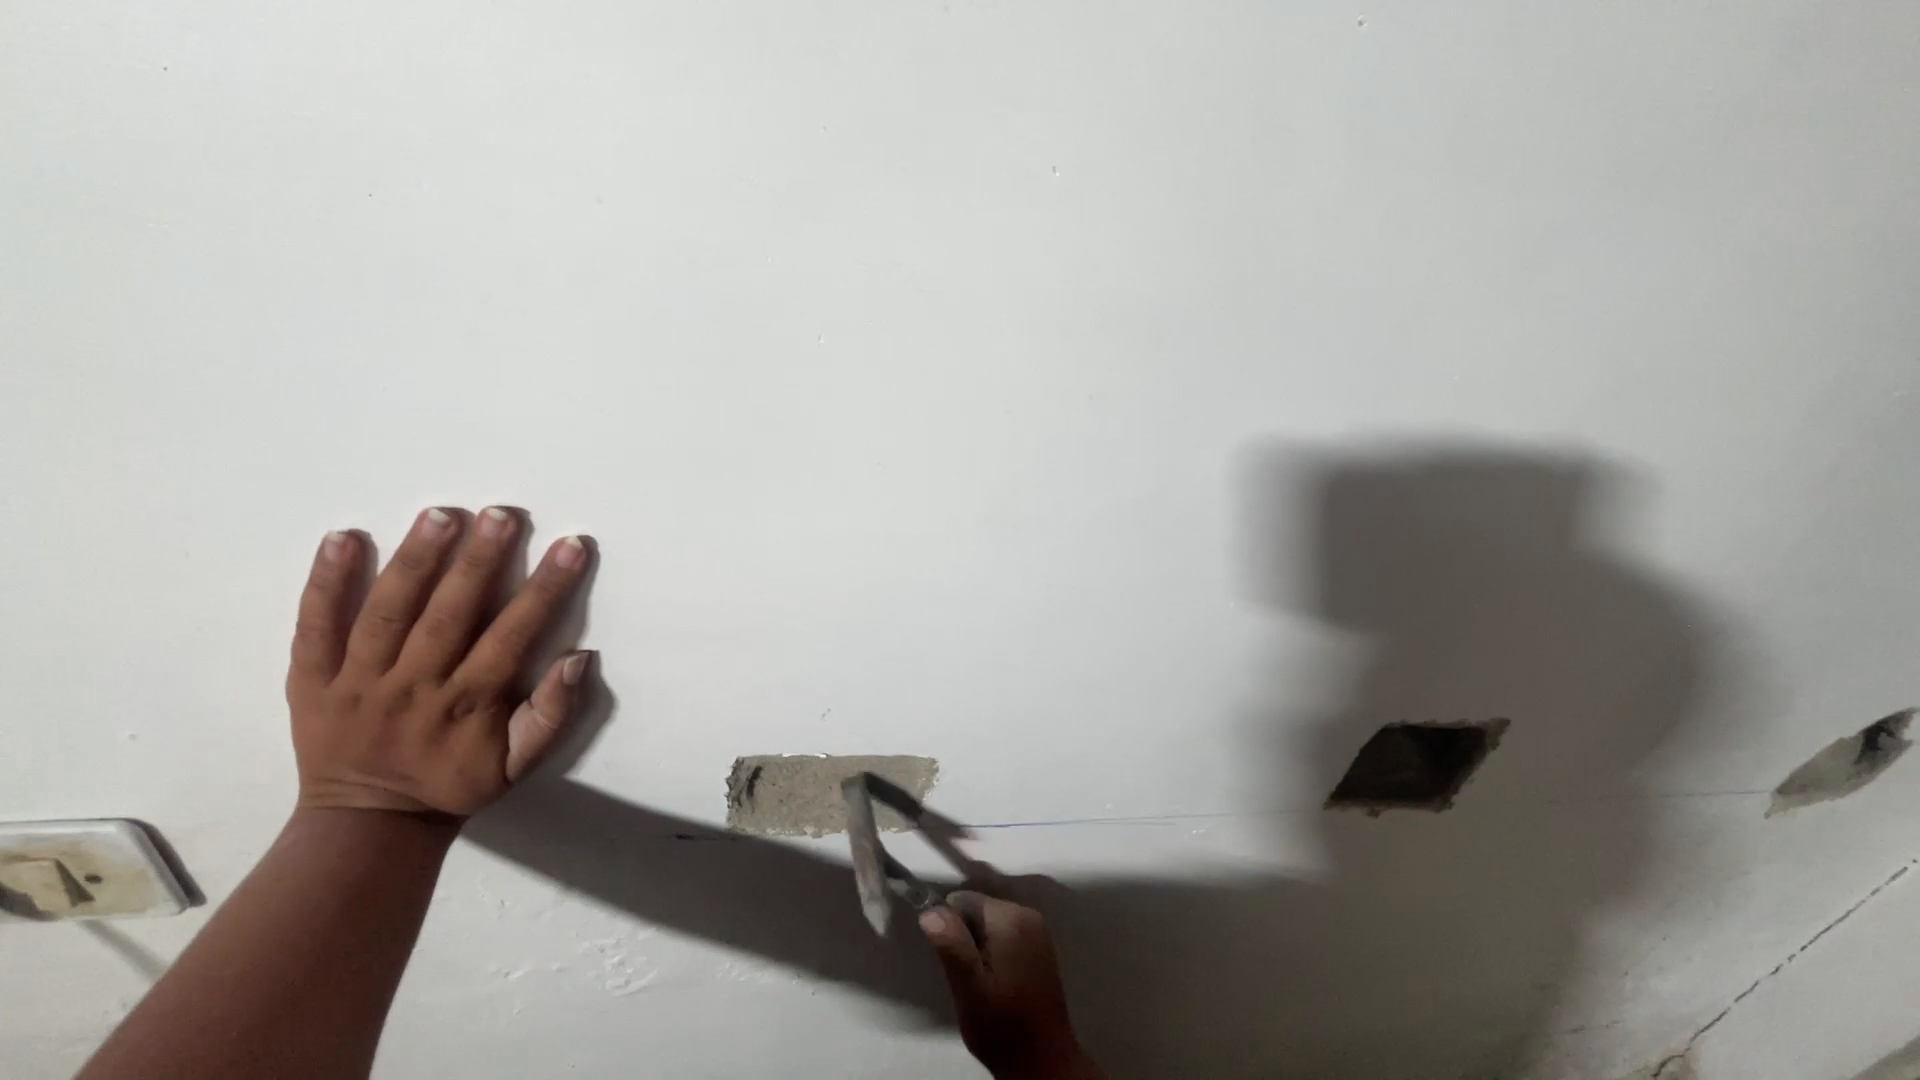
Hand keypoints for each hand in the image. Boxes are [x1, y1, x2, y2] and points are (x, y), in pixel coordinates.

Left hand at [287, 507, 593, 819]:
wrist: (368, 823)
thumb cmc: (455, 785)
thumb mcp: (519, 764)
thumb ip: (552, 714)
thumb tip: (580, 657)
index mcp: (468, 704)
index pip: (513, 634)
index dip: (545, 588)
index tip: (570, 546)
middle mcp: (415, 685)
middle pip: (449, 613)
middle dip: (479, 559)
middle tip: (502, 513)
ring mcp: (358, 680)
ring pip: (387, 611)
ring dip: (414, 559)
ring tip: (440, 514)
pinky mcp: (311, 679)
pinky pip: (315, 626)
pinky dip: (325, 581)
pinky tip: (343, 537)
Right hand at [920, 890, 1102, 1079]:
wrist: (1042, 1063)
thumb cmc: (1002, 1026)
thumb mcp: (969, 988)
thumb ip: (951, 946)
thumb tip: (930, 910)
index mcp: (1011, 918)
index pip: (964, 899)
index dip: (947, 924)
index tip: (944, 956)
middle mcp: (1028, 915)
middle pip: (978, 908)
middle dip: (962, 933)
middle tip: (960, 972)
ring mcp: (1036, 930)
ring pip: (989, 922)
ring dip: (975, 943)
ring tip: (974, 978)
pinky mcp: (1038, 947)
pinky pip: (1003, 933)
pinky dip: (990, 949)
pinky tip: (990, 979)